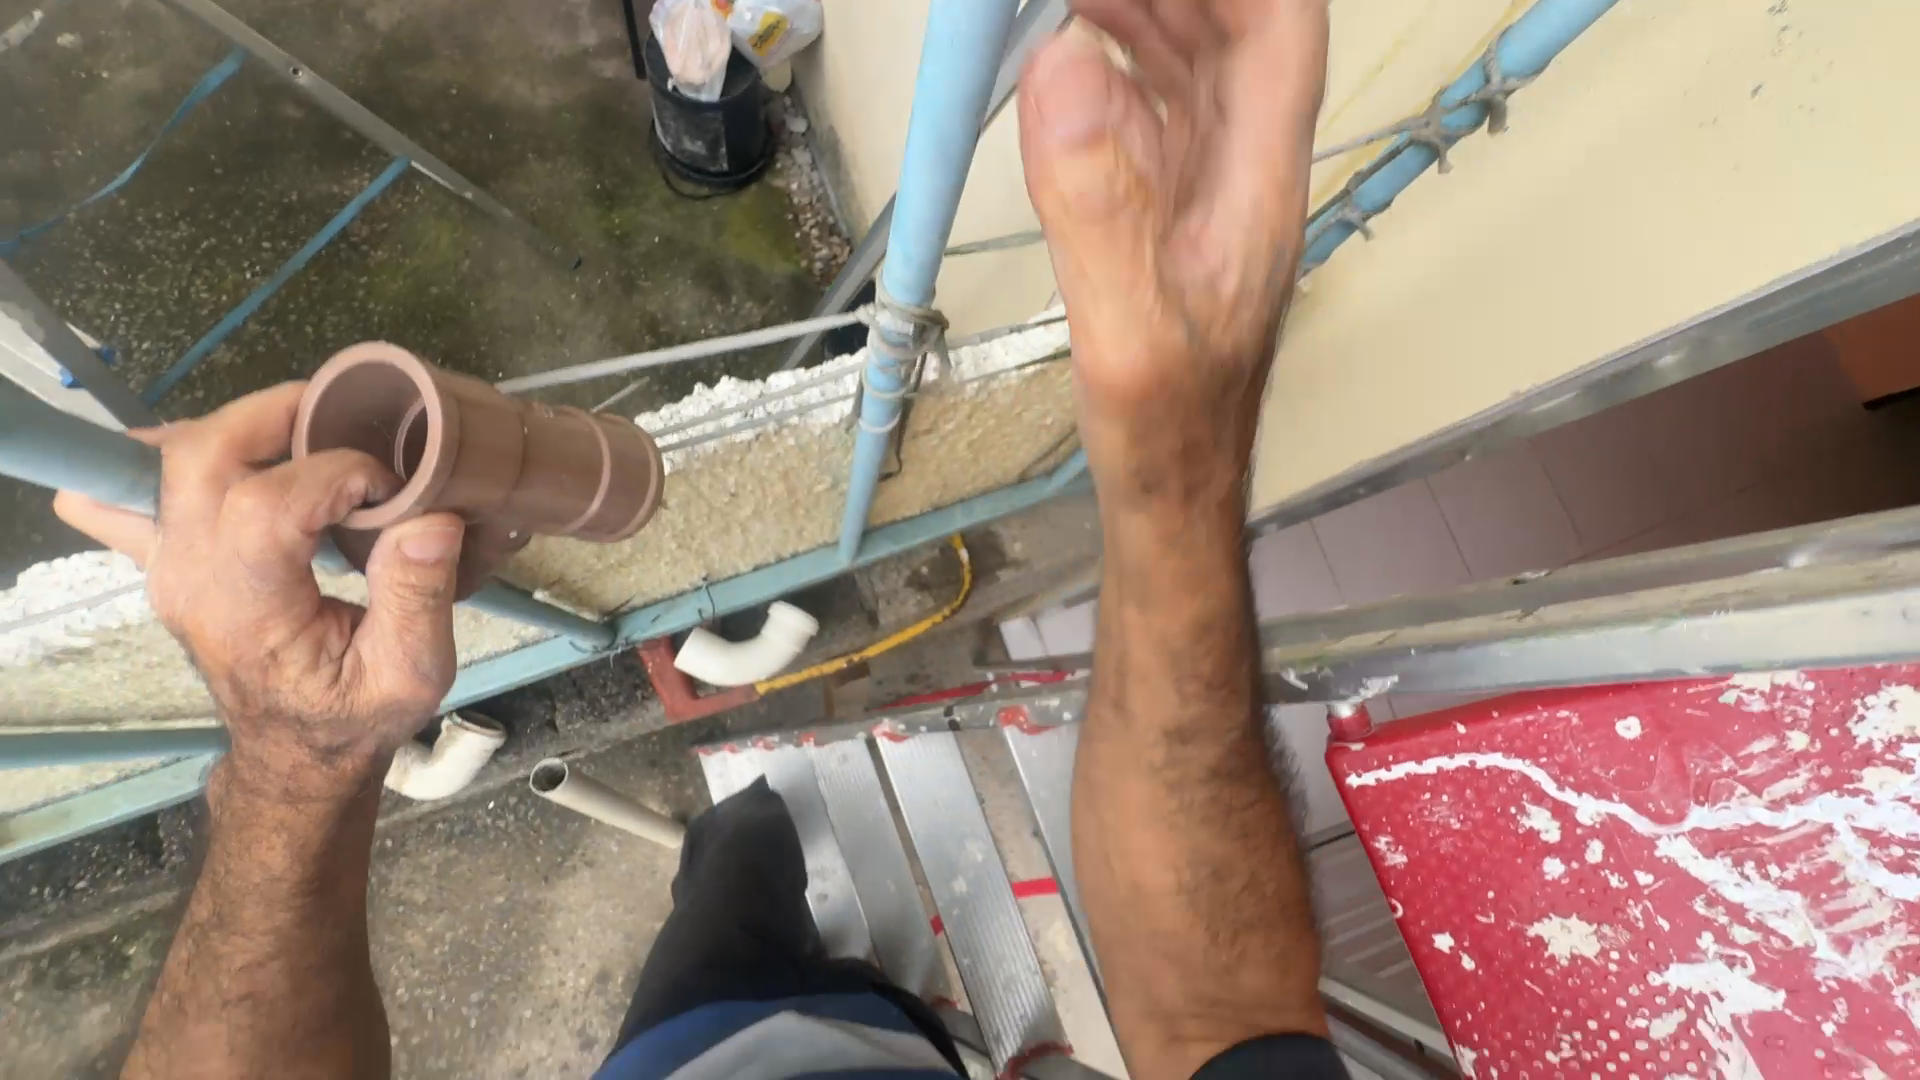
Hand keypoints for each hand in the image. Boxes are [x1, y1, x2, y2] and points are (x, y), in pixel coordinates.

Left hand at [54, 383, 467, 800]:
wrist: (303, 749)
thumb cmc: (359, 713)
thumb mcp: (413, 670)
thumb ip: (418, 596)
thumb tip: (431, 518)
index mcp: (248, 606)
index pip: (266, 502)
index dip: (338, 474)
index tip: (398, 490)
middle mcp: (189, 574)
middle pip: (197, 457)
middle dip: (274, 416)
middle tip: (349, 419)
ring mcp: (171, 563)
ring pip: (164, 460)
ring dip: (240, 428)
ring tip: (313, 435)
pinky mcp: (175, 558)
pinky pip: (134, 489)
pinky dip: (178, 457)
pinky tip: (243, 462)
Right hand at [1020, 0, 1326, 509]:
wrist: (1168, 488)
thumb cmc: (1163, 430)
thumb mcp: (1127, 333)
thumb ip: (1099, 210)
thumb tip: (1061, 62)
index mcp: (1255, 188)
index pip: (1274, 28)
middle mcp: (1238, 175)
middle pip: (1227, 30)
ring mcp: (1200, 197)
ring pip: (1185, 67)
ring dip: (1130, 12)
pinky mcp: (1163, 220)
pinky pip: (1143, 119)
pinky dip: (1104, 75)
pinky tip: (1058, 63)